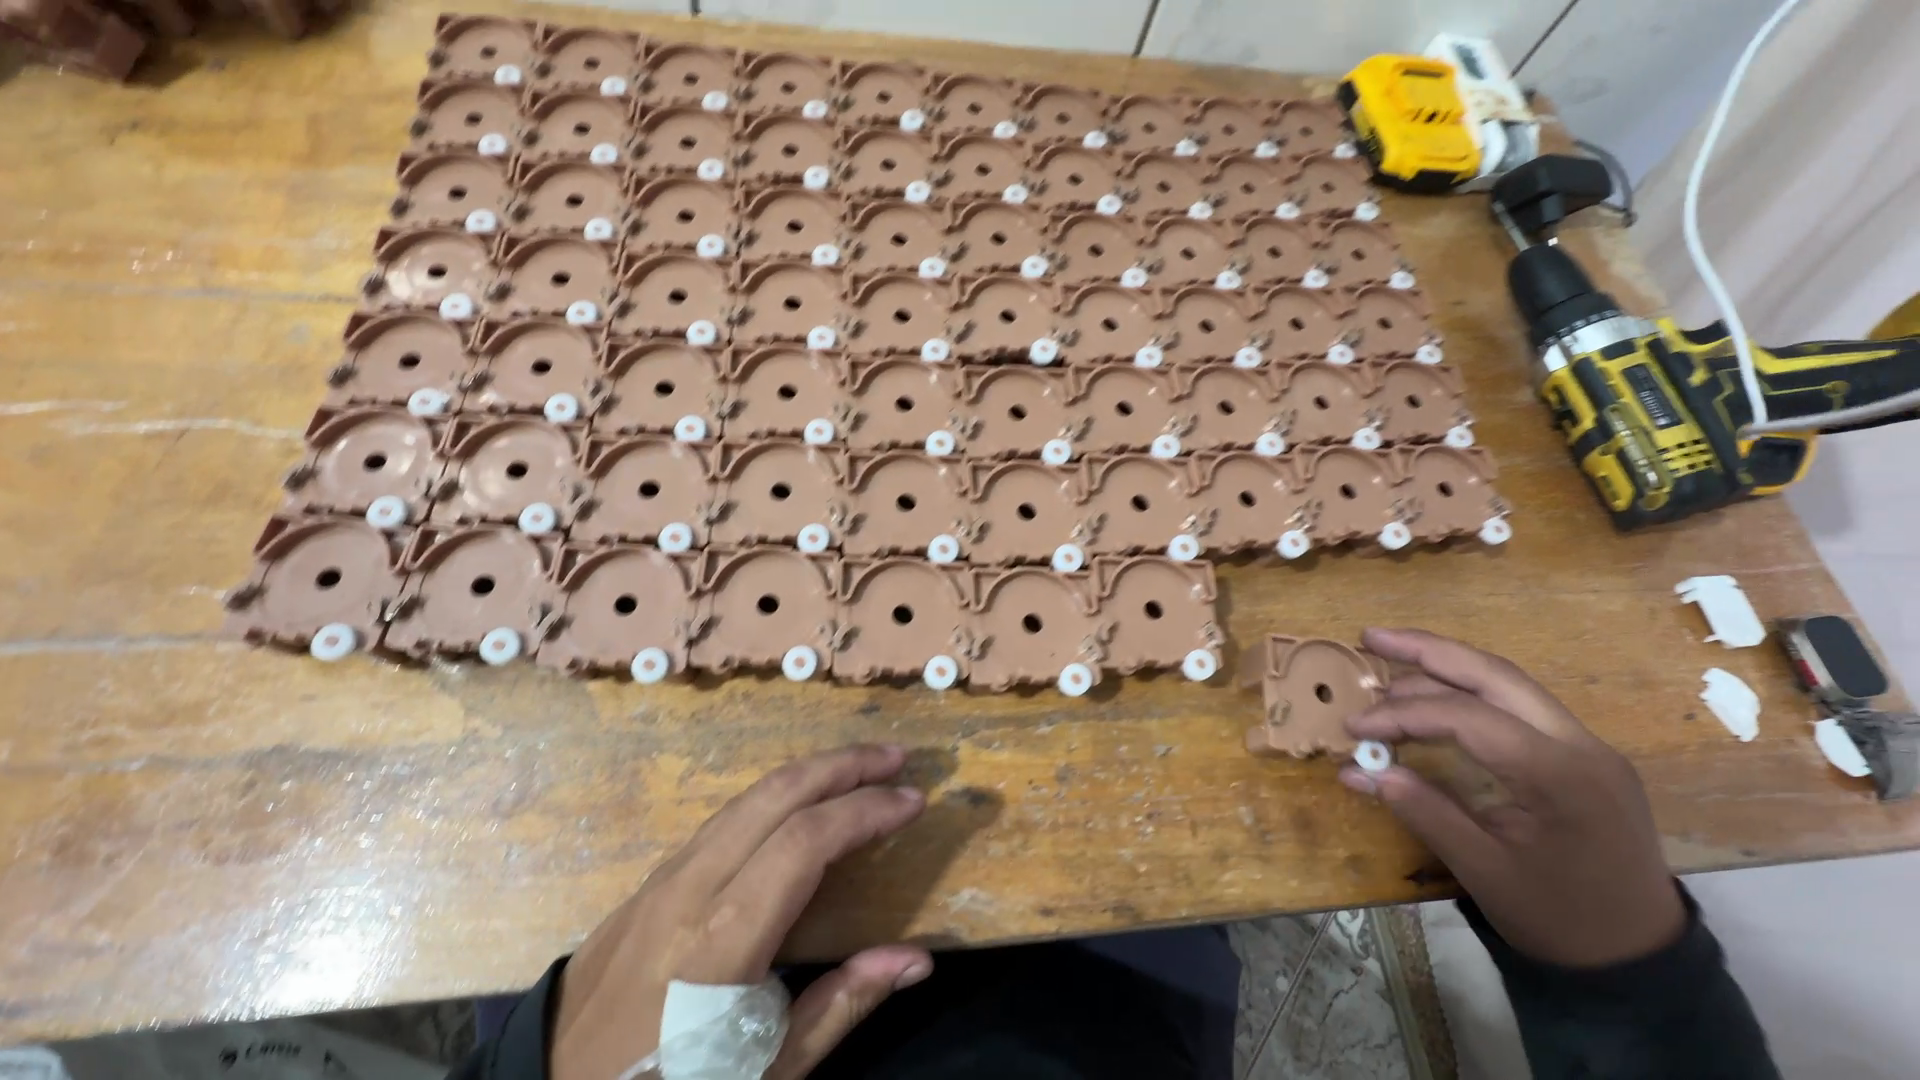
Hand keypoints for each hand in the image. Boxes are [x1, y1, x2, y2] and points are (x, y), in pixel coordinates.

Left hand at [550, 744, 931, 1079]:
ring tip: (860, 768)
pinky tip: (800, 805)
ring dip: (809, 773)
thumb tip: (916, 959)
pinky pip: (723, 820)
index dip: (865, 810)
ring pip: (745, 799)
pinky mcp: (649, 882)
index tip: (913, 800)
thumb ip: (842, 1005)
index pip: (806, 841)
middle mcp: (691, 888)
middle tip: (896, 757)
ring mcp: (664, 878)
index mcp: (723, 940)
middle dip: (842, 765)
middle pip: (775, 796)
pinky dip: (774, 797)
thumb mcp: (766, 1070)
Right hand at [1341, 628, 1685, 968]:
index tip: (1353, 727)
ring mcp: (1587, 746)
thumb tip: (1357, 771)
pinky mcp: (1582, 756)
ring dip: (1448, 668)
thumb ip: (1422, 811)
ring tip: (1390, 671)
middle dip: (1428, 650)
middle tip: (1370, 637)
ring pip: (1509, 683)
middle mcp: (1580, 744)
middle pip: (1494, 674)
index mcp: (1559, 774)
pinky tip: (1436, 698)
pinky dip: (1472, 693)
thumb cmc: (1558, 918)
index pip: (1467, 717)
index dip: (1402, 715)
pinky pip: (1520, 707)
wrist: (1638, 958)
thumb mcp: (1482, 870)